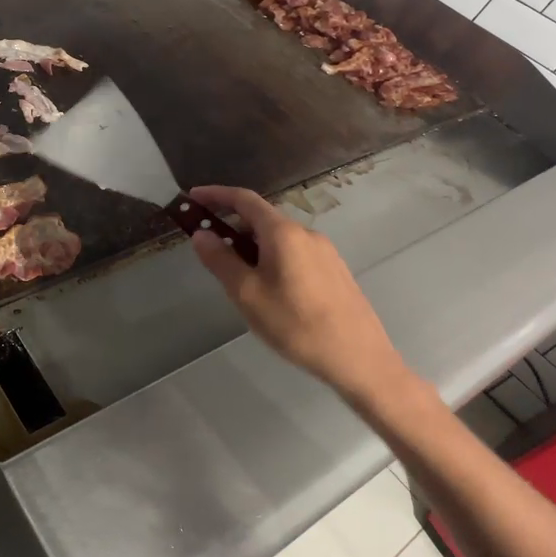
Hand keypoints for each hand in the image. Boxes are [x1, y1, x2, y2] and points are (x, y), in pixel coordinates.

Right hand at [188, 186, 406, 399]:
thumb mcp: (247, 294)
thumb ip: (220, 260)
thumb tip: (201, 234)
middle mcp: (306, 234)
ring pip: (279, 238)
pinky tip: (270, 290)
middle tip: (211, 249)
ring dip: (252, 245)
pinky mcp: (336, 272)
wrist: (362, 361)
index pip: (244, 199)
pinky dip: (272, 257)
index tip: (193, 198)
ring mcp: (325, 253)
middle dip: (232, 226)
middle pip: (261, 218)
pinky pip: (295, 253)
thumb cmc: (297, 325)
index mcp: (283, 233)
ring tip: (238, 277)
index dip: (216, 195)